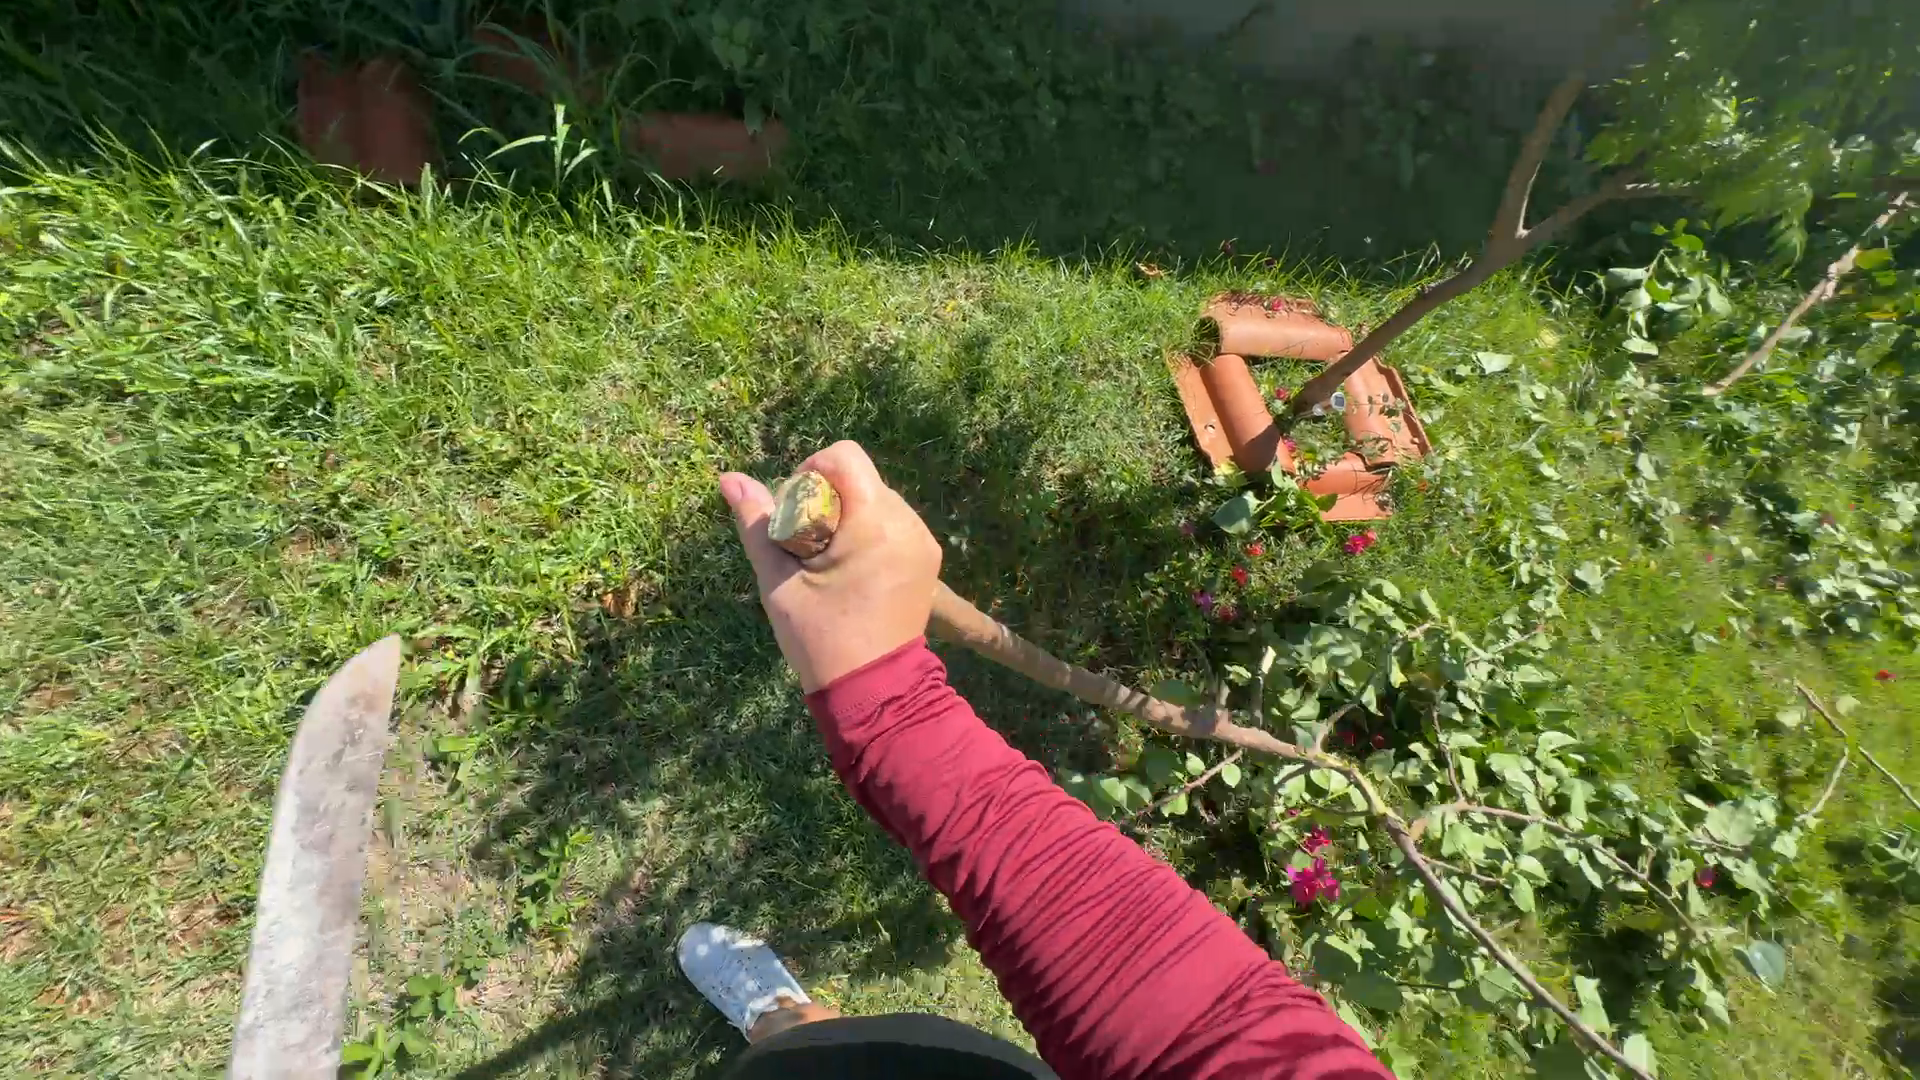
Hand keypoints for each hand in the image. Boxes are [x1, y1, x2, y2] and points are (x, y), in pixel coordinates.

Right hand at [719, 441, 942, 691]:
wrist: (873, 689)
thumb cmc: (819, 638)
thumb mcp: (778, 580)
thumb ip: (757, 524)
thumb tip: (729, 478)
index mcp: (875, 524)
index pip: (846, 456)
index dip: (812, 470)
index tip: (797, 510)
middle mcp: (908, 524)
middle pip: (862, 478)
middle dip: (828, 498)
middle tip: (807, 543)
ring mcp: (924, 541)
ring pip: (878, 499)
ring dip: (850, 515)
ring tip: (829, 560)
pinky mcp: (929, 558)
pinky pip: (895, 522)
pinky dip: (870, 532)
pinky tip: (853, 569)